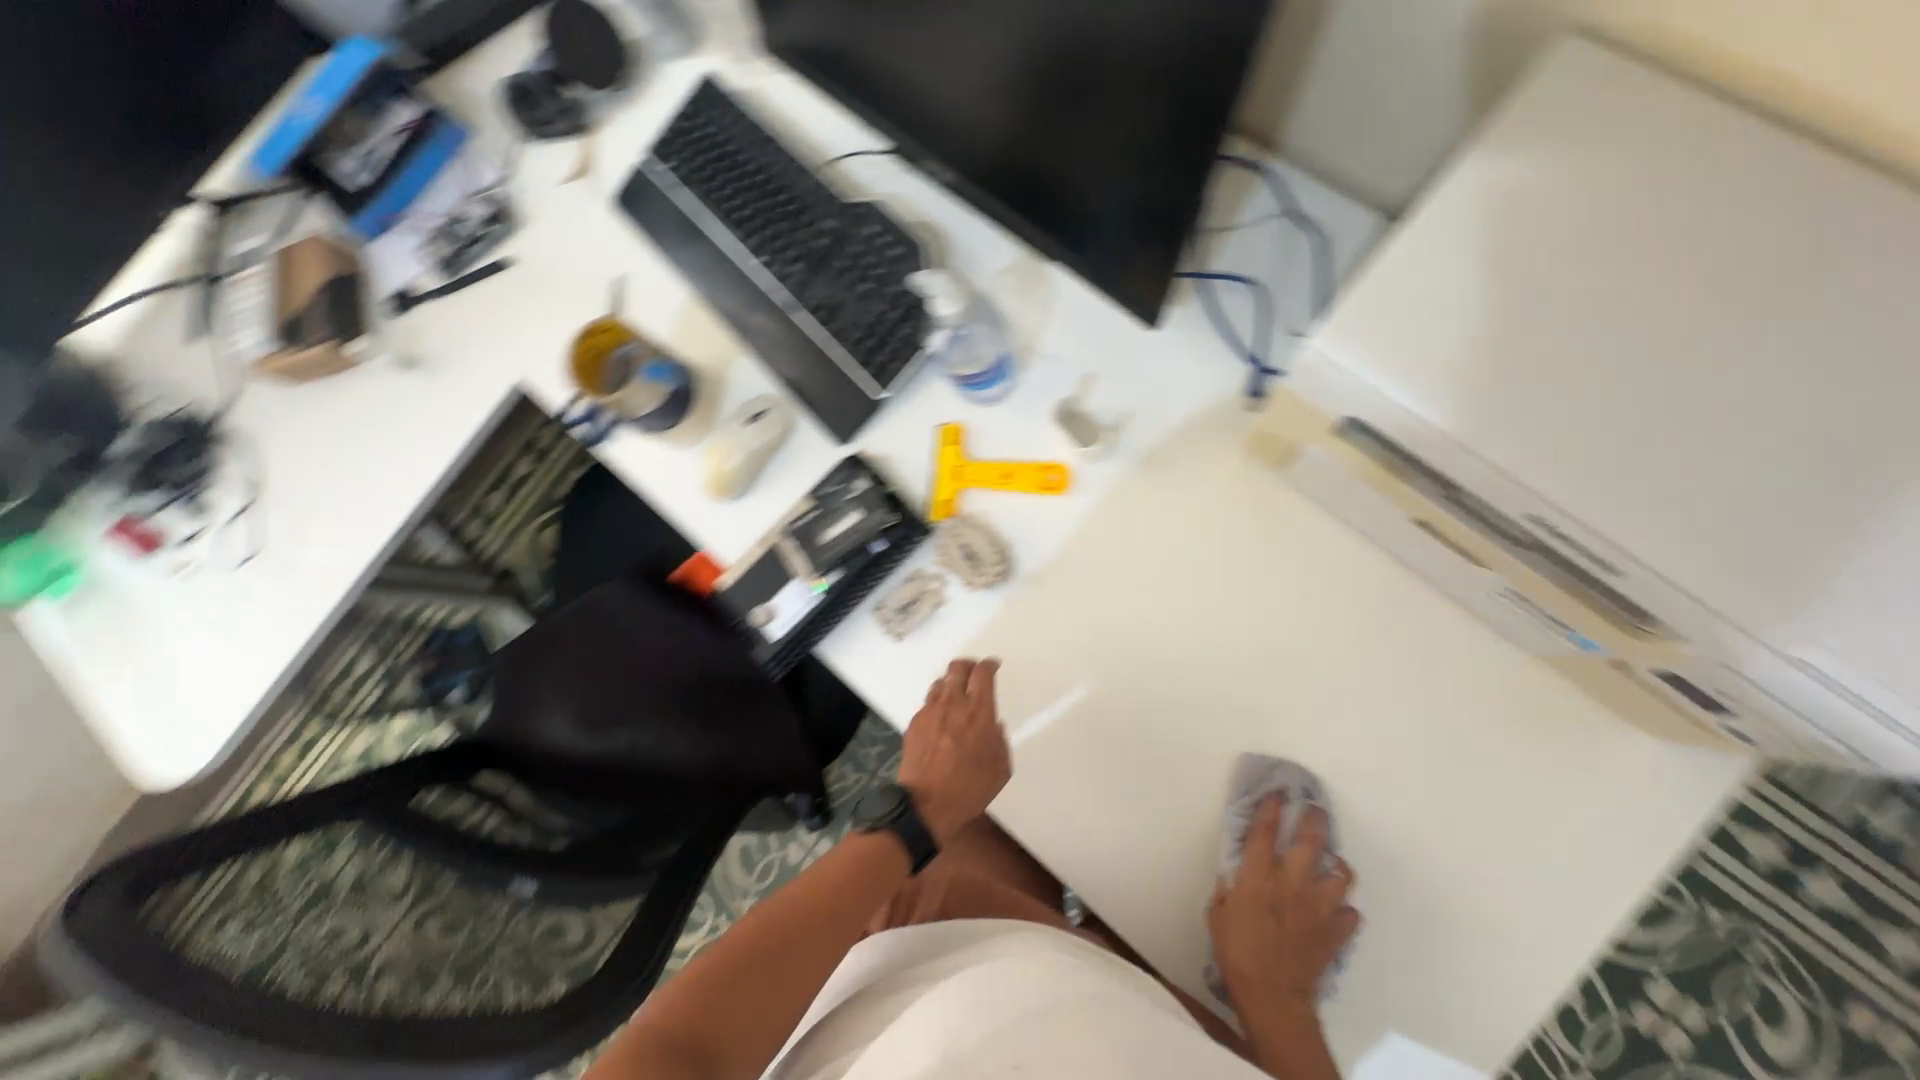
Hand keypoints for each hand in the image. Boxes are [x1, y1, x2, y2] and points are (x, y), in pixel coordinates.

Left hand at [897, 658, 1011, 843]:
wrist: (927, 804)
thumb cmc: (970, 788)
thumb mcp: (1001, 769)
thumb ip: (1000, 742)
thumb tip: (995, 727)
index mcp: (979, 711)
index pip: (983, 674)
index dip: (989, 665)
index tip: (992, 666)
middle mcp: (953, 704)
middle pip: (957, 668)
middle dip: (967, 665)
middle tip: (973, 671)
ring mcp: (930, 712)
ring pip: (940, 683)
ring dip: (950, 683)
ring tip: (955, 694)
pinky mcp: (914, 724)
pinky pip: (927, 705)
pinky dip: (936, 705)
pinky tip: (940, 719)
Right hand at [1208, 794, 1358, 1020]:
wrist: (1274, 996)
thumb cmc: (1236, 954)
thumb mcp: (1217, 916)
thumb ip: (1227, 892)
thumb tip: (1233, 880)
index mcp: (1258, 877)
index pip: (1264, 832)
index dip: (1270, 808)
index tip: (1276, 793)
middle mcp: (1292, 883)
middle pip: (1311, 840)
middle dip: (1314, 819)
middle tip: (1315, 808)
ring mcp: (1320, 906)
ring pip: (1341, 873)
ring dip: (1337, 866)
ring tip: (1332, 865)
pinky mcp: (1337, 930)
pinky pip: (1350, 913)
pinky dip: (1343, 909)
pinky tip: (1335, 911)